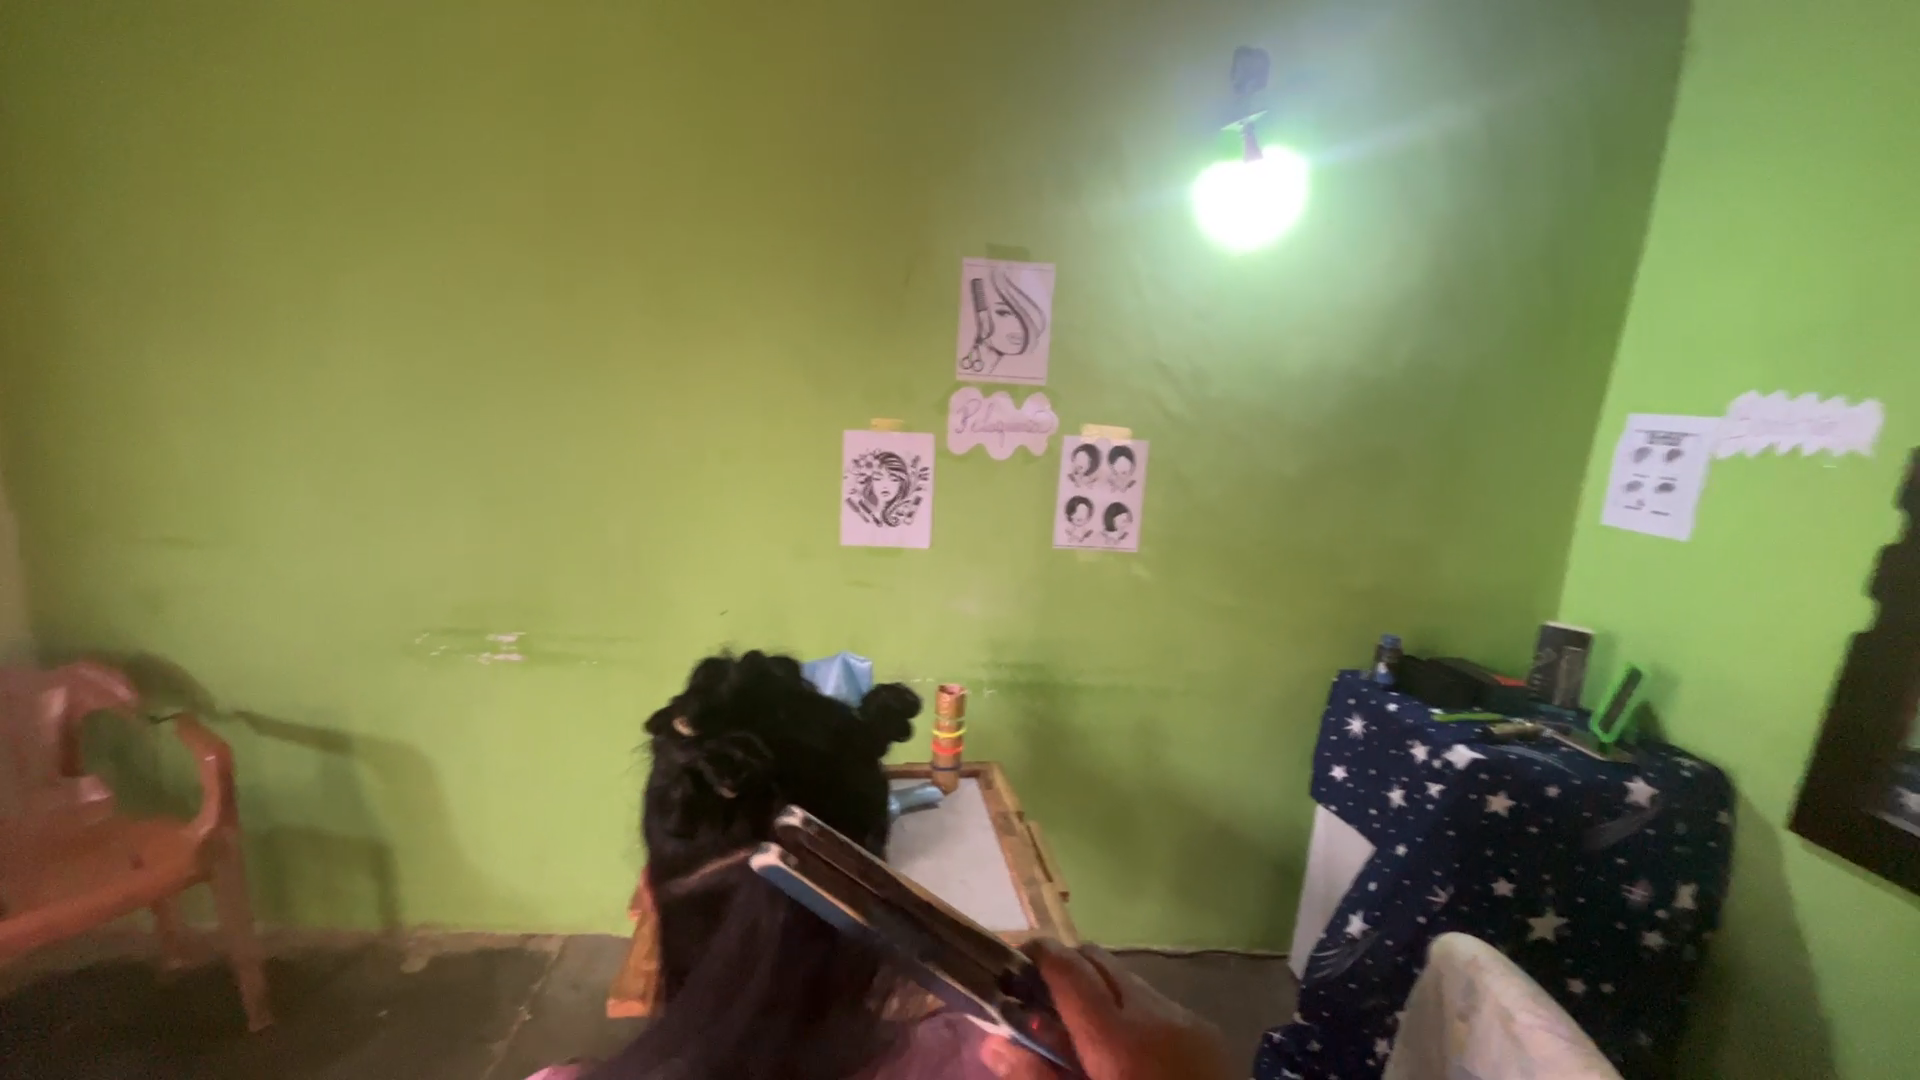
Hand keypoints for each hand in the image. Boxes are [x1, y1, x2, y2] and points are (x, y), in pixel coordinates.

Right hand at [980, 940, 1235, 1079]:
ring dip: (1099, 993)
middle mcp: (1154, 1013)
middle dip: (1064, 970)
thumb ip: (1038, 1079)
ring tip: (1085, 1038)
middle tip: (1041, 1006)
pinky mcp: (1208, 1035)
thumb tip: (993, 1042)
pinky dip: (1131, 1013)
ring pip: (1127, 978)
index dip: (1035, 955)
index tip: (1012, 967)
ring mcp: (1187, 1019)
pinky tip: (1128, 1058)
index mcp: (1119, 1041)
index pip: (1067, 965)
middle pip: (1095, 958)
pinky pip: (1157, 1003)